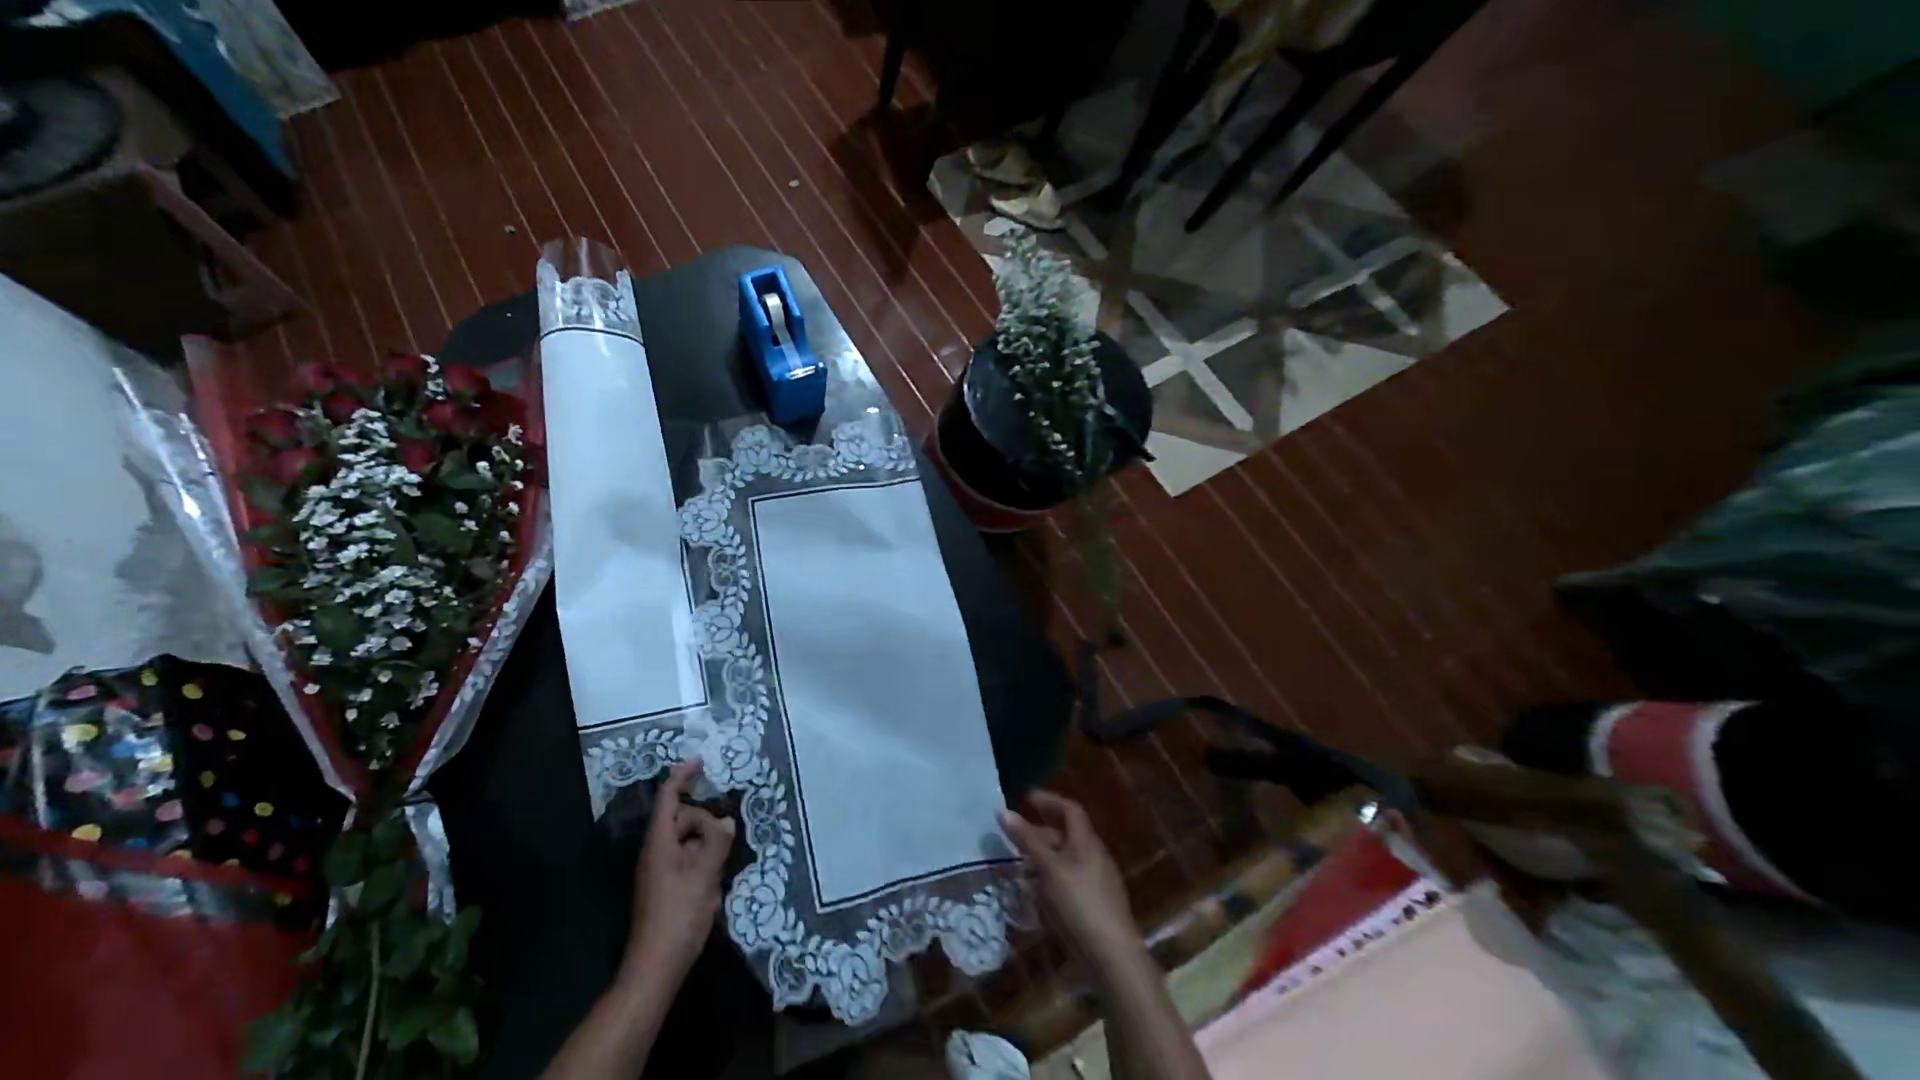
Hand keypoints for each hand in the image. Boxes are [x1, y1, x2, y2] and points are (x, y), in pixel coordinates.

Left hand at [625, 758, 734, 985]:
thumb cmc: (678, 916)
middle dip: (705, 820)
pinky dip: (703, 859)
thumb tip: (726, 820)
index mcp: (659, 843)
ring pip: (687, 840)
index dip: (681, 777)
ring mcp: (659, 871)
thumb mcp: (704, 875)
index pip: (668, 799)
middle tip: (724, 841)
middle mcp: (655, 852)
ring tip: (721, 866)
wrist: (655, 967)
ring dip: (706, 843)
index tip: (699, 760)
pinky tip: (714, 880)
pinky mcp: (666, 887)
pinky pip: (687, 858)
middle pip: (682, 818)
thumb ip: (717, 842)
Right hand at [999, 791, 1136, 963]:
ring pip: (1063, 861)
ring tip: (1015, 867)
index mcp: (1087, 842)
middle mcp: (1093, 857)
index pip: (1069, 810)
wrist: (1111, 955)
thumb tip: (1003, 811)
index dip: (1047, 800)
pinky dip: (1046, 882)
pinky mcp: (1090, 905)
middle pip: (1064, 836)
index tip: (1023, 798)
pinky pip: (1065, 883)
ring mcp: (1094, 882)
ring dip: (1039, 860)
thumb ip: (1026, 840)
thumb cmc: (1079, 903)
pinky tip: (1031, 896)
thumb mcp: (1049, 868)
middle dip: (1038, 833)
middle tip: (1012, 836)